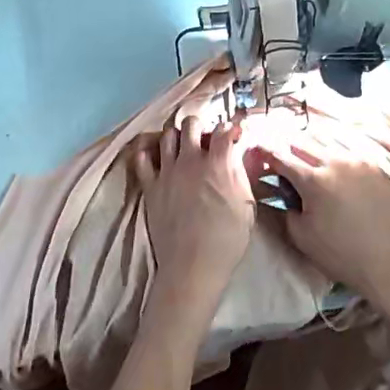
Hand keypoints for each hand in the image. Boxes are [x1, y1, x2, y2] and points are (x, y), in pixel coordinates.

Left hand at [135, 117, 255, 297]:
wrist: (193, 265)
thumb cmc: (227, 239)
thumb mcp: (247, 205)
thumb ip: (243, 174)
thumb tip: (242, 154)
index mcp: (218, 163)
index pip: (224, 129)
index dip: (231, 129)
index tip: (233, 136)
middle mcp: (191, 159)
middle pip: (192, 124)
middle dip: (201, 127)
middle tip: (206, 140)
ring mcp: (167, 170)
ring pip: (168, 135)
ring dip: (177, 137)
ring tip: (183, 148)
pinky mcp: (150, 185)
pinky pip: (142, 158)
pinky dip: (150, 153)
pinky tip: (158, 159)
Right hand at [262, 141, 389, 295]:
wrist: (382, 261)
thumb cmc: (336, 252)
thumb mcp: (299, 234)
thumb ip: (280, 206)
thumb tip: (270, 188)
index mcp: (313, 180)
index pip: (281, 156)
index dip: (265, 151)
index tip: (255, 148)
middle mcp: (335, 162)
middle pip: (302, 141)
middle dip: (286, 145)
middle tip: (279, 151)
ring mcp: (357, 161)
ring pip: (326, 140)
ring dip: (309, 144)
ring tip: (302, 152)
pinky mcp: (373, 166)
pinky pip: (348, 148)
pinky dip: (333, 149)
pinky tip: (329, 158)